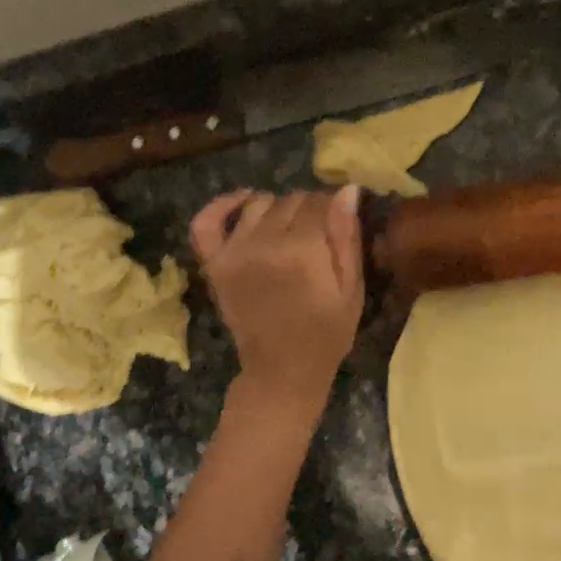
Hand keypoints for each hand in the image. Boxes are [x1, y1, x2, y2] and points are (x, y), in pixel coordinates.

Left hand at [189, 186, 363, 400]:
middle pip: (290, 200)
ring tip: (290, 229)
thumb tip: (348, 190)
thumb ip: (347, 238)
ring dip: (278, 208)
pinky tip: (244, 201)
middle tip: (320, 233)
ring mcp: (234, 251)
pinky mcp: (214, 263)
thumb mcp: (351, 289)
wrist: (283, 369)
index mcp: (304, 250)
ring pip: (259, 203)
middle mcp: (265, 242)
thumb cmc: (327, 333)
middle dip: (310, 209)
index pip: (319, 202)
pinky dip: (224, 204)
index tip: (341, 223)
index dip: (334, 207)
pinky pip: (208, 220)